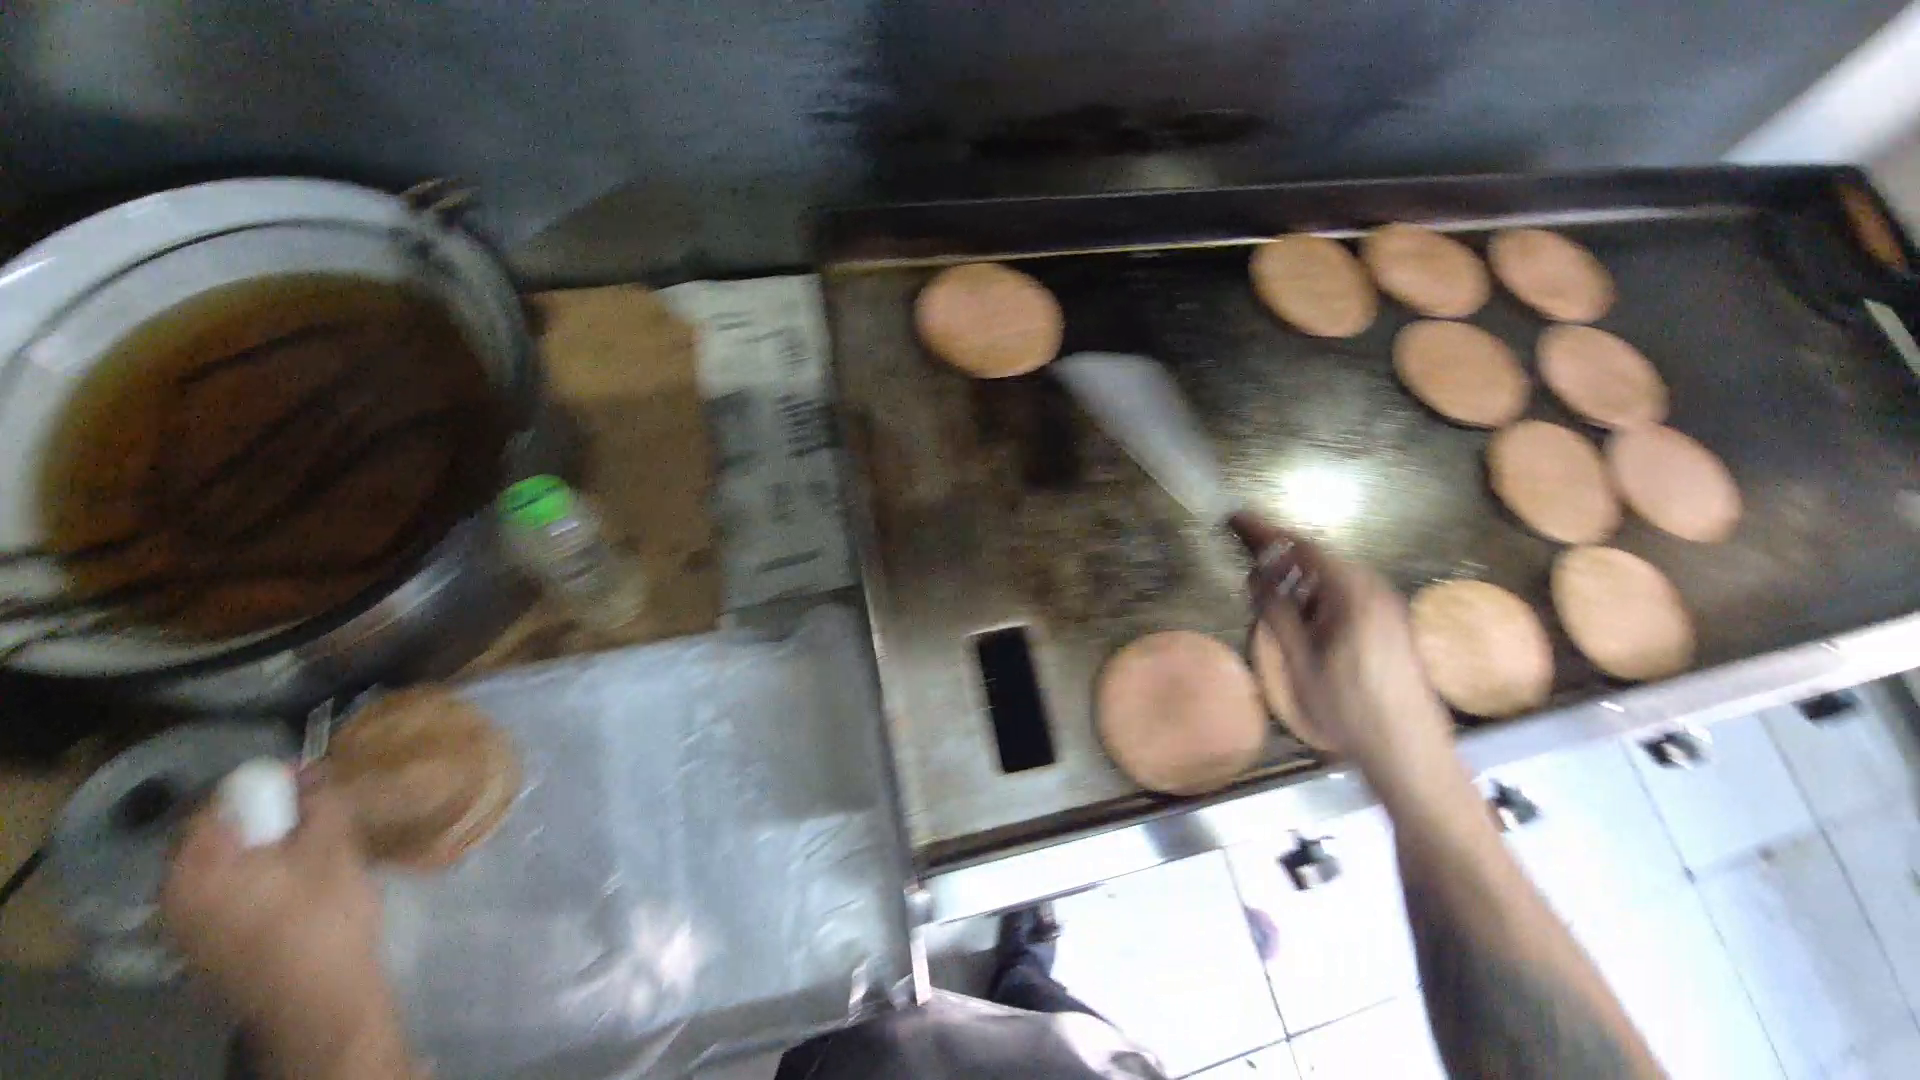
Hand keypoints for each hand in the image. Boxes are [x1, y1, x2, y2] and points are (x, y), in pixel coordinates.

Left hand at [163, 777, 410, 1076]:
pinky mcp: (204, 950)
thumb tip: (312, 770)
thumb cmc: (324, 920)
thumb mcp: (333, 850)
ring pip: (220, 867)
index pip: (217, 803)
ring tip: (309, 845)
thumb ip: (320, 804)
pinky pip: (223, 895)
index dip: (264, 783)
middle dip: (262, 816)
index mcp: (194, 869)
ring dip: (260, 848)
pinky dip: (254, 877)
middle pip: (213, 836)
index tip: (307, 778)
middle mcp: (173, 898)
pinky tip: (295, 883)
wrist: (320, 1003)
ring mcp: (184, 929)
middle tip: (312, 811)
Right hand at [1237, 515, 1459, 796]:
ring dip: (1298, 578)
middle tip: (1245, 558)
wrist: (1409, 751)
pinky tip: (1301, 616)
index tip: (1234, 518)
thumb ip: (1277, 612)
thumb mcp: (1301, 661)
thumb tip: (1256, 574)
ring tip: (1267, 591)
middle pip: (1318, 557)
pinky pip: (1346, 593)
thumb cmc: (1349, 709)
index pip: (1301, 546)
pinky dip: (1317, 594)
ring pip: (1332, 577)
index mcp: (1352, 592)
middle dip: (1280, 555)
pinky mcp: (1391, 624)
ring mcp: (1387, 606)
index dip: (1265, 531)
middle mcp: (1374, 589)